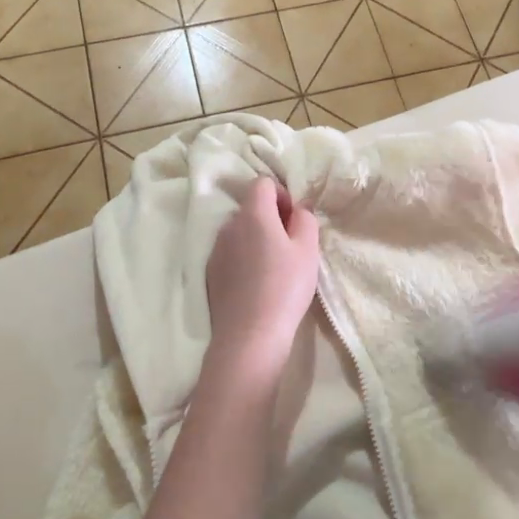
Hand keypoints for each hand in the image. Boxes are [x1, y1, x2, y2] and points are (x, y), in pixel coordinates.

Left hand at [205, 177, 320, 377]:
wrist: (250, 336)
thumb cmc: (285, 287)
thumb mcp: (308, 250)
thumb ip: (305, 219)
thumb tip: (299, 207)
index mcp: (253, 214)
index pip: (262, 183)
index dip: (281, 194)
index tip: (294, 220)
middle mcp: (228, 225)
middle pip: (250, 207)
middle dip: (270, 218)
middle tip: (290, 246)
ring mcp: (215, 249)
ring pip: (239, 231)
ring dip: (256, 238)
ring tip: (274, 268)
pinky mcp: (210, 273)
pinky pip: (230, 253)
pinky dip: (243, 258)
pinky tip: (256, 284)